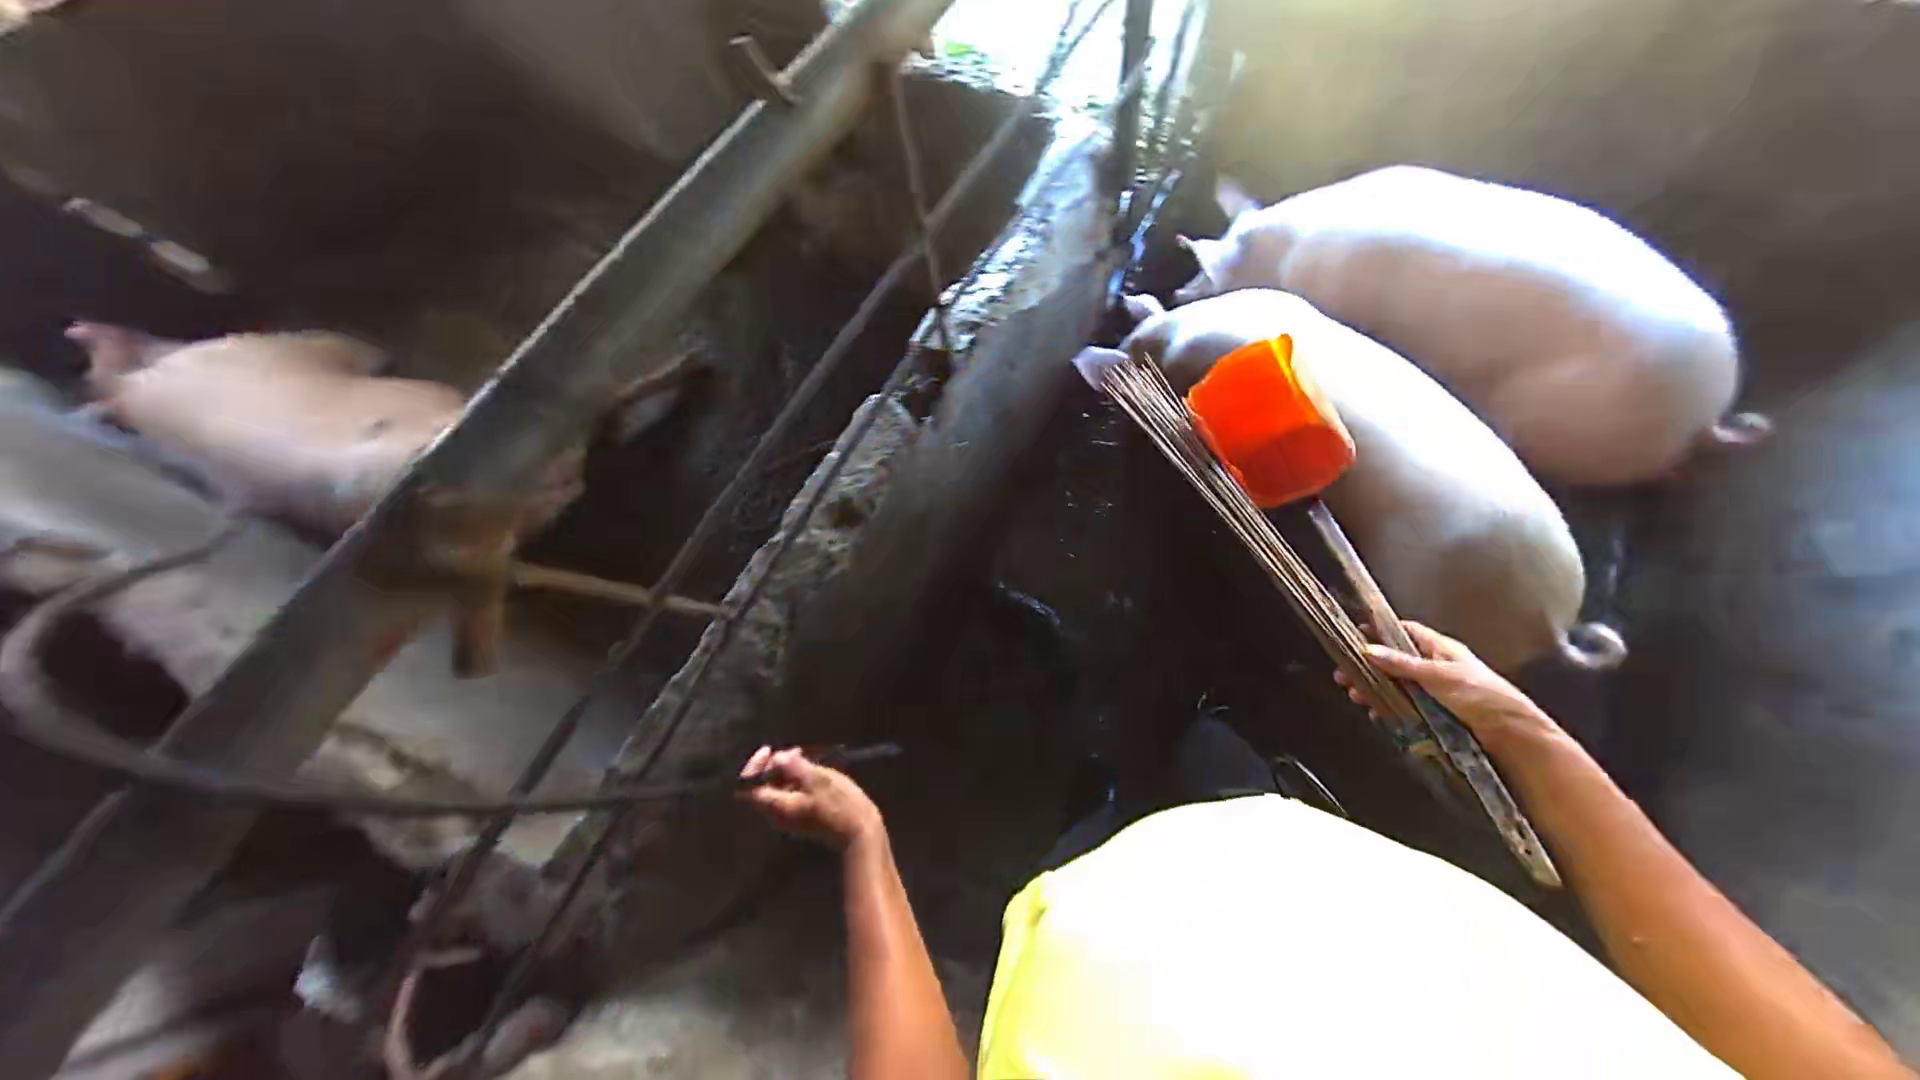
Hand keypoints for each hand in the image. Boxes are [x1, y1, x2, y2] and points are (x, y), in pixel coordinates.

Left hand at [739, 746, 883, 851]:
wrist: (860, 832)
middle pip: (761, 787)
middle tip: (793, 751)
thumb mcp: (817, 779)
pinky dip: (794, 780)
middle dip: (773, 765)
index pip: (748, 787)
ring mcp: (789, 818)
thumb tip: (777, 757)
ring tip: (803, 757)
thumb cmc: (840, 805)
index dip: (754, 766)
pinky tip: (811, 771)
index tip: (770, 750)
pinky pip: (788, 796)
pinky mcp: (801, 817)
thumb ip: (794, 766)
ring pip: (776, 790)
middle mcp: (777, 815)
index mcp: (777, 807)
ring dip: (785, 771)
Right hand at [1335, 621, 1563, 750]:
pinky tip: (1375, 712)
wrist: (1515, 736)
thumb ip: (1402, 664)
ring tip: (1355, 695)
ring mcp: (1434, 690)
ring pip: (1395, 684)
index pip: (1404, 631)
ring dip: (1374, 688)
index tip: (1353, 636)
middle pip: (1393, 660)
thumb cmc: (1481, 696)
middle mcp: (1434, 666)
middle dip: (1368, 666)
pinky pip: (1403, 706)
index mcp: (1439, 649)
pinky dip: (1387, 708)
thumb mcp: (1438, 676)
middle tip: (1344, 674)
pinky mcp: (1434, 712)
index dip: (1379, 631)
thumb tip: (1367, 649)